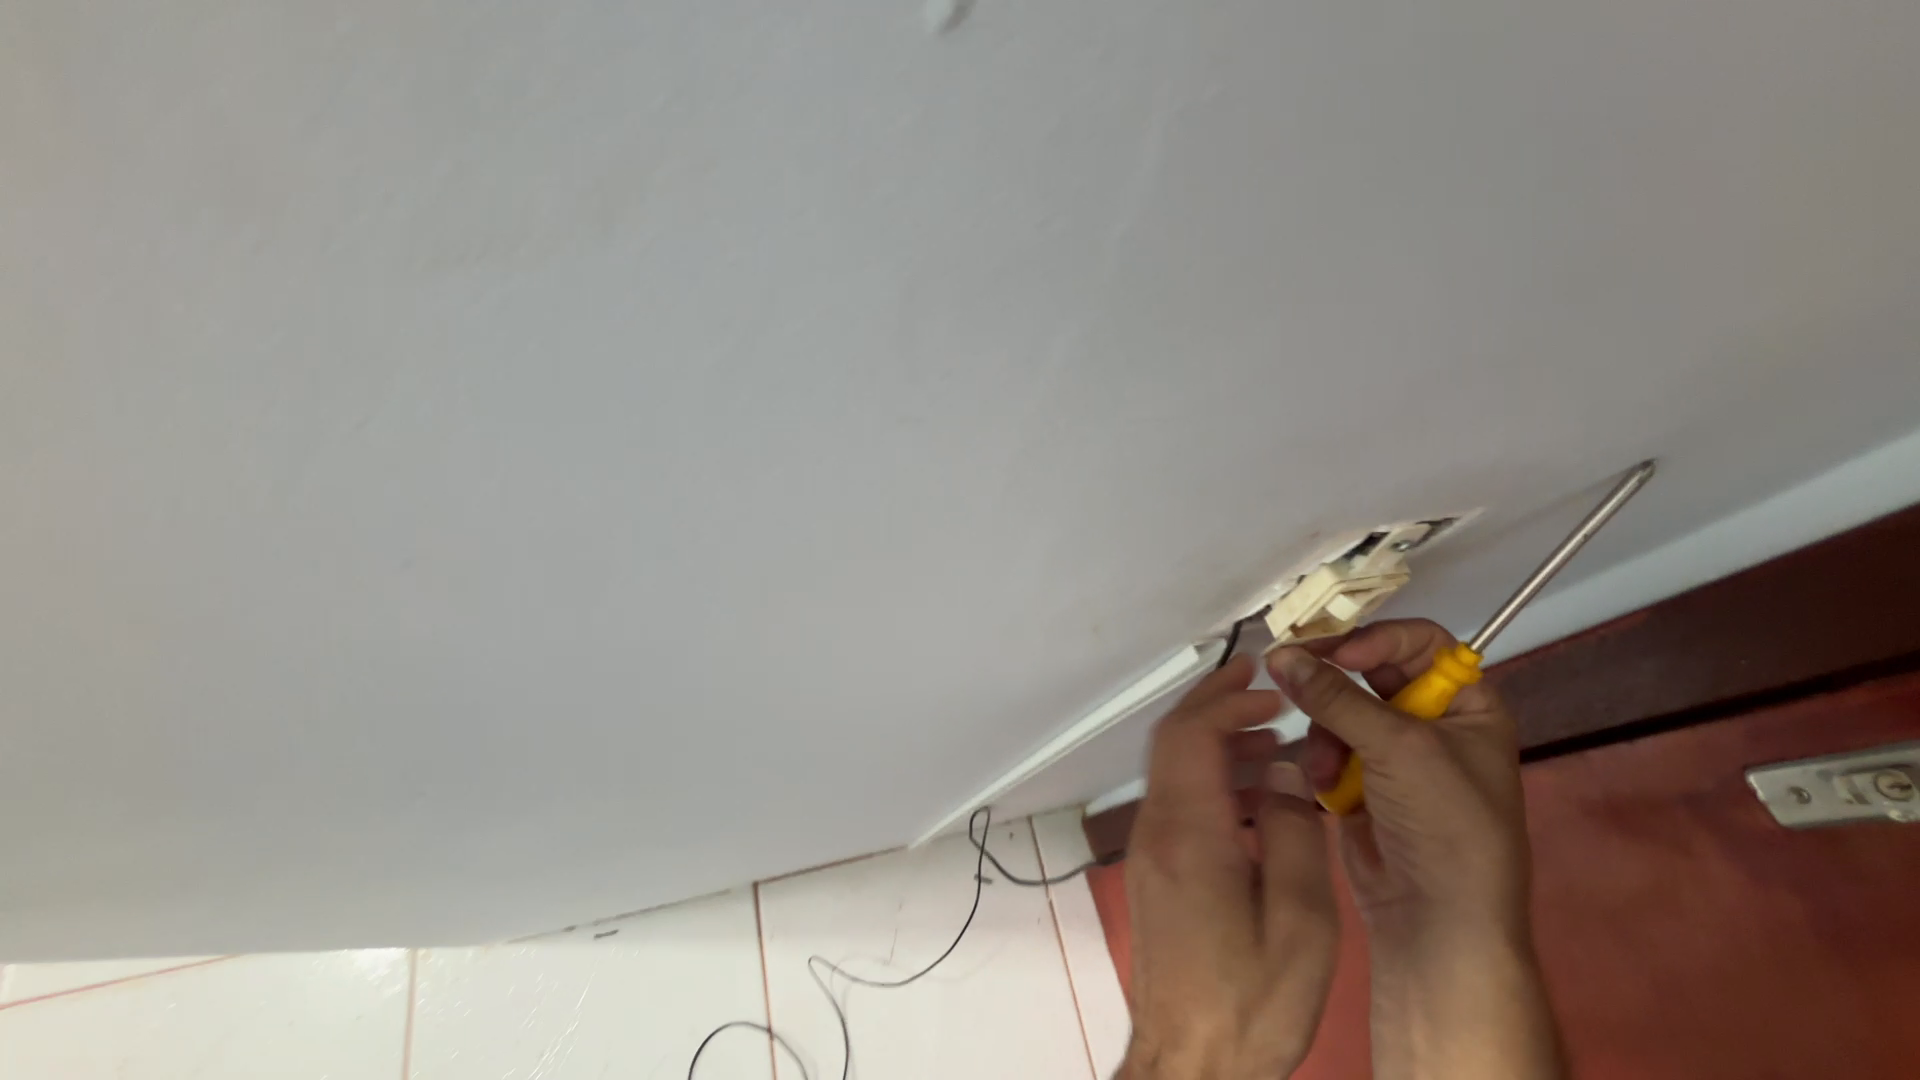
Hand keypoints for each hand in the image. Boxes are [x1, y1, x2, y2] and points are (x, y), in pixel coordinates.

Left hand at [1118, 654, 1338, 1079]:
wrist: (1190, 1059)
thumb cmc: (1252, 999)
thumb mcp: (1301, 920)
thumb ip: (1290, 831)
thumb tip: (1278, 771)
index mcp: (1189, 832)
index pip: (1192, 734)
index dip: (1229, 699)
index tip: (1272, 689)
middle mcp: (1156, 829)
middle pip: (1171, 739)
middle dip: (1212, 701)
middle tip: (1259, 683)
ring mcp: (1148, 848)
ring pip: (1171, 766)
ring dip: (1212, 738)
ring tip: (1268, 735)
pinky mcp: (1153, 868)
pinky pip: (1176, 798)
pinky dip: (1209, 776)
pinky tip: (1252, 793)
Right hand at [1268, 620, 1529, 937]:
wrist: (1435, 919)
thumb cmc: (1444, 824)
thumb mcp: (1397, 749)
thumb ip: (1335, 696)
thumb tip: (1277, 653)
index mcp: (1468, 704)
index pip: (1421, 642)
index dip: (1378, 640)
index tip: (1338, 656)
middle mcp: (1432, 720)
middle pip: (1371, 671)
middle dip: (1334, 681)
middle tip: (1288, 672)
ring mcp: (1393, 751)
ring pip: (1340, 708)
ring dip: (1325, 730)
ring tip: (1324, 765)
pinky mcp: (1361, 779)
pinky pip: (1327, 745)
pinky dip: (1321, 760)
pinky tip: (1324, 788)